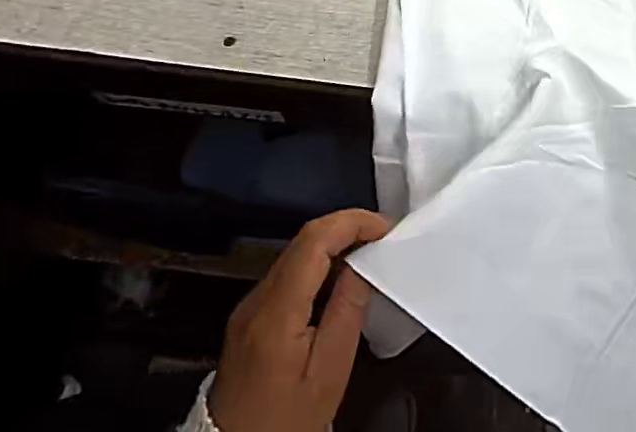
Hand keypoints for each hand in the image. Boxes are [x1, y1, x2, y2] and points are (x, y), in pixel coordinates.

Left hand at [211, 209, 391, 431]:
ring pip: (297, 251)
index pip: (313, 241)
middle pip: (303, 239)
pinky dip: (322, 260)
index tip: (387, 229)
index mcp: (275, 313)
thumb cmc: (287, 420)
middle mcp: (255, 301)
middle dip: (349, 226)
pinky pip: (290, 271)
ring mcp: (249, 308)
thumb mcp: (329, 368)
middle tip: (385, 236)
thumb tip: (365, 262)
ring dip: (337, 241)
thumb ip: (348, 308)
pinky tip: (344, 274)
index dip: (353, 222)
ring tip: (372, 251)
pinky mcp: (250, 317)